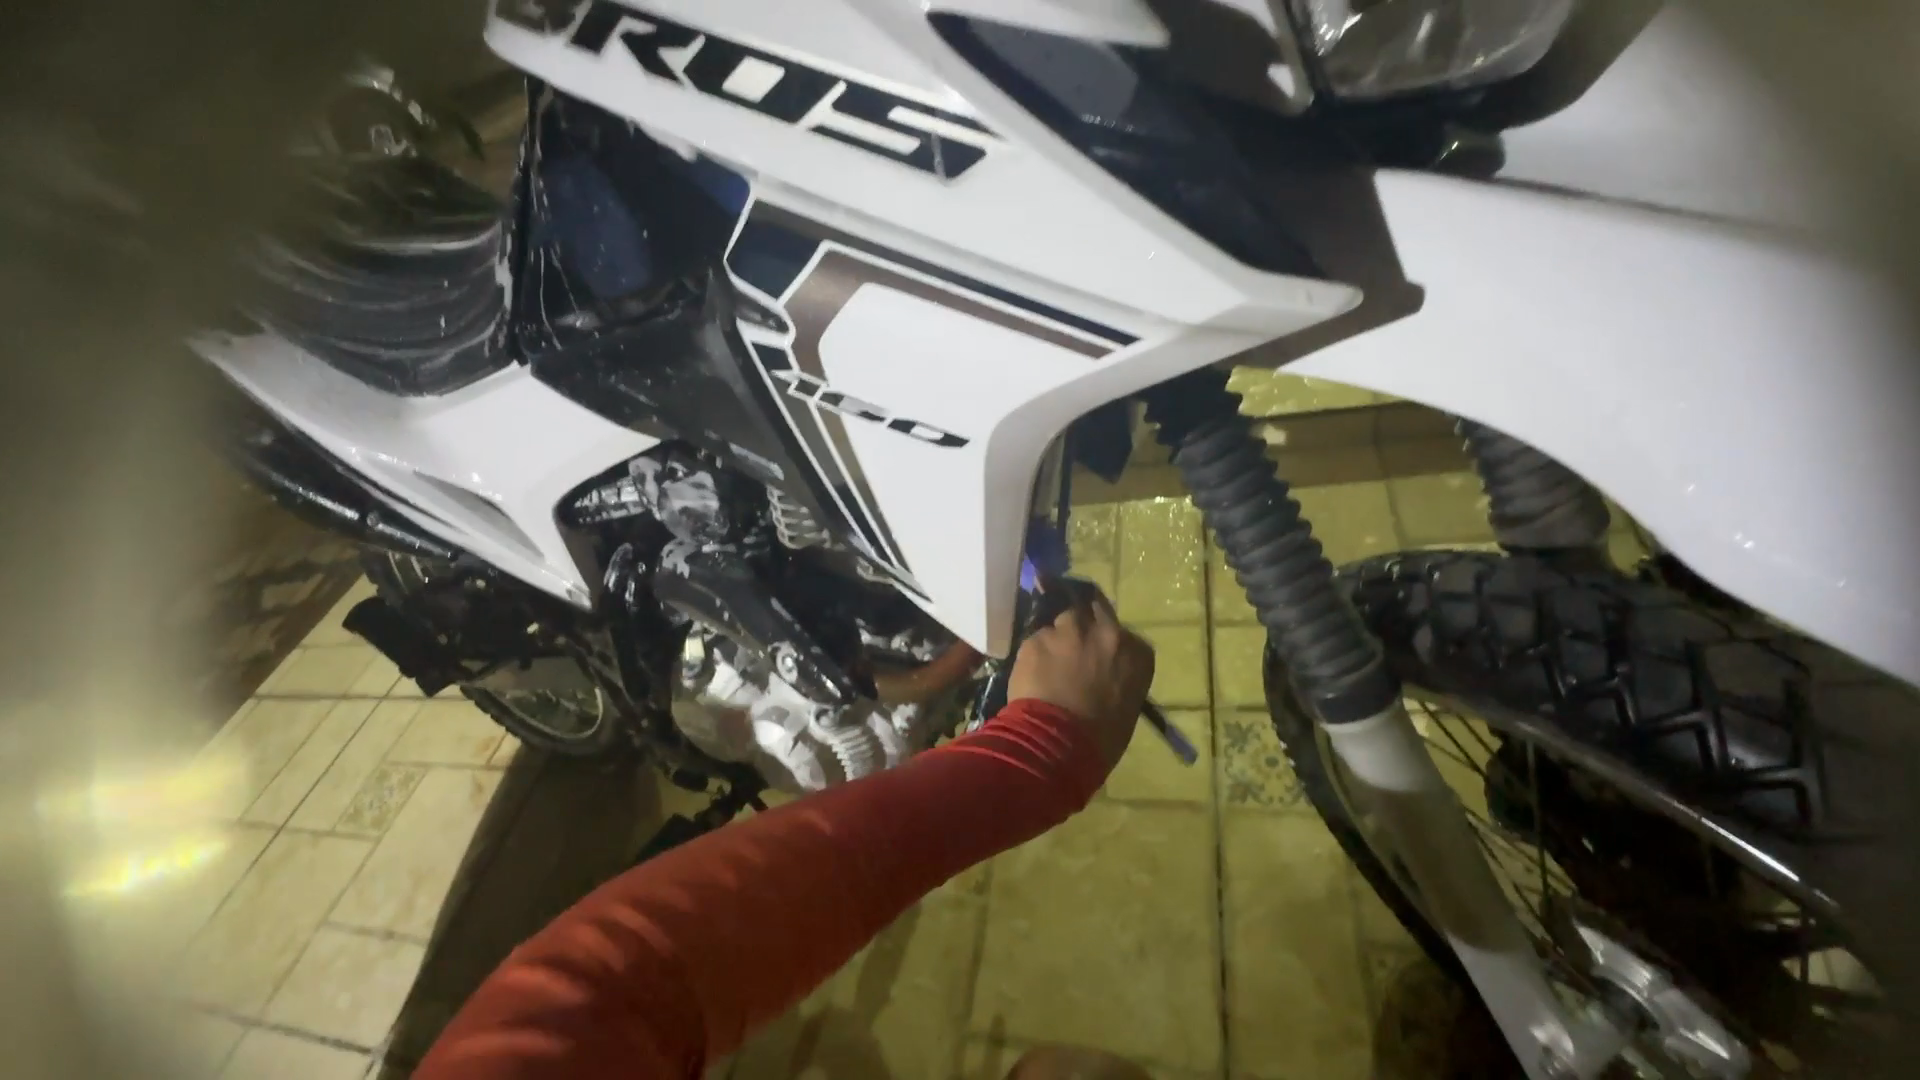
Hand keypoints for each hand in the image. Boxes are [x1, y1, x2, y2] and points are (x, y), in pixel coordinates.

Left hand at [1006, 584, 1154, 772]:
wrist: (1059, 742)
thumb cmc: (1101, 738)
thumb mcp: (1127, 706)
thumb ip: (1120, 677)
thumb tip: (1107, 675)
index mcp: (1136, 653)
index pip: (1122, 635)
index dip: (1106, 644)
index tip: (1098, 658)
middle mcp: (1106, 632)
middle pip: (1092, 615)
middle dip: (1082, 630)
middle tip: (1072, 653)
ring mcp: (1069, 631)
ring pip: (1061, 623)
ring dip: (1058, 639)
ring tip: (1049, 665)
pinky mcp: (1037, 638)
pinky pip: (1036, 640)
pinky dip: (1035, 655)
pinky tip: (1032, 676)